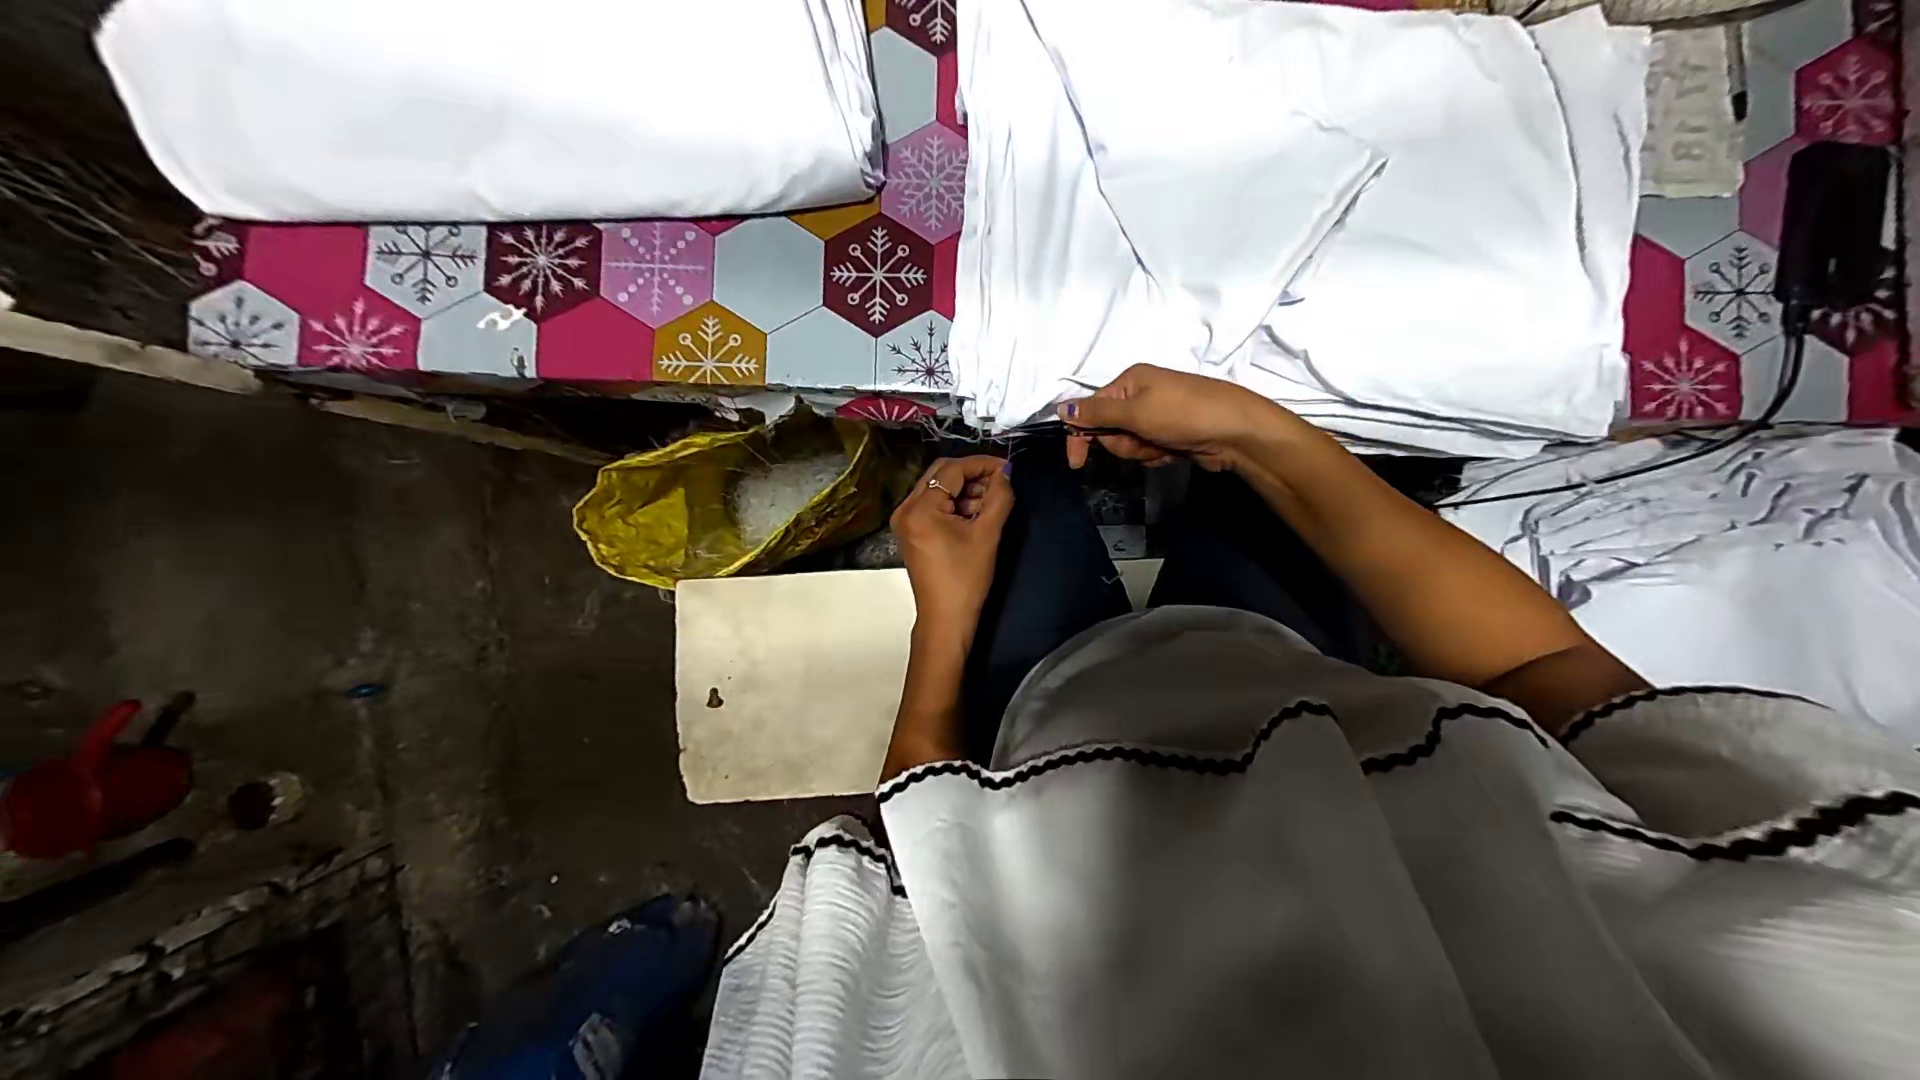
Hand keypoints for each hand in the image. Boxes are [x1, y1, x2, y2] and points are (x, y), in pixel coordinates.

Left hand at [891, 455, 1013, 645]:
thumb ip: (999, 497)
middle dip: (972, 474)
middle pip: (941, 474)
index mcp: (920, 508)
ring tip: (991, 501)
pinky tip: (975, 512)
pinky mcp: (911, 531)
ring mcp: (905, 520)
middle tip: (1000, 482)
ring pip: (938, 488)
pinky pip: (933, 504)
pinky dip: (954, 503)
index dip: (981, 464)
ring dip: (964, 489)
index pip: (952, 470)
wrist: (946, 617)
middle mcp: (906, 509)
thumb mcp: (987, 534)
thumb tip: (1005, 474)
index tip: (1006, 467)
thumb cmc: (966, 579)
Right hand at [1059, 364, 1284, 471]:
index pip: (1090, 410)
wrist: (1235, 431)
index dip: (1081, 435)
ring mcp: (1155, 416)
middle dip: (1122, 443)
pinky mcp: (1168, 435)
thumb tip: (1062, 408)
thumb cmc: (1183, 414)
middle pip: (1108, 430)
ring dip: (1140, 451)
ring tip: (1162, 445)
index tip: (1076, 462)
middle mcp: (1139, 396)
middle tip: (1142, 441)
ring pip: (1127, 444)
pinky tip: (1173, 451)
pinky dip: (1155, 455)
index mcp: (1129, 381)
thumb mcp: (1135, 412)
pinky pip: (1146, 451)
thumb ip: (1096, 414)